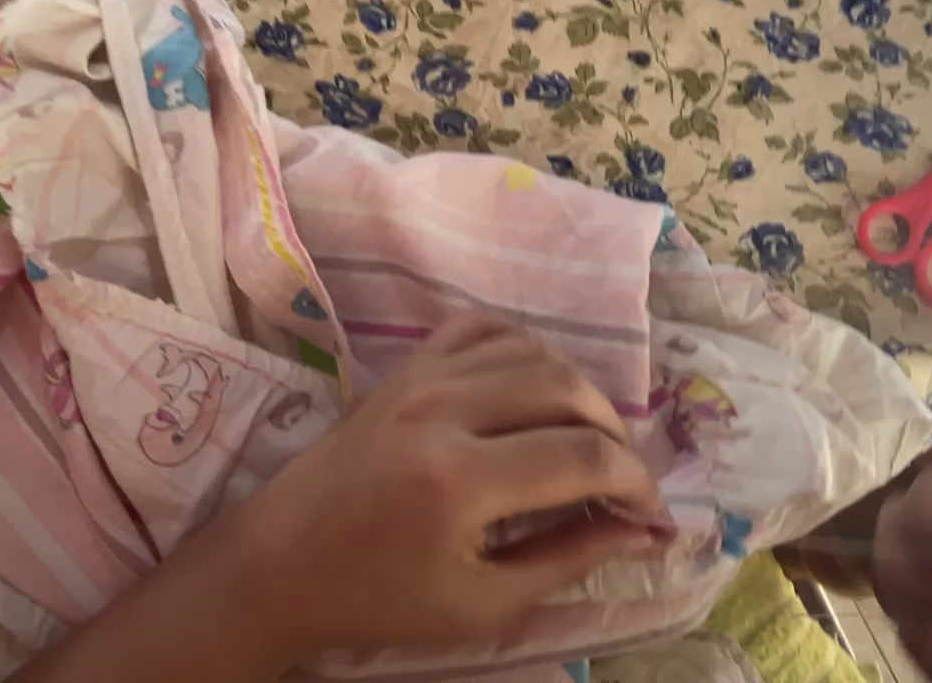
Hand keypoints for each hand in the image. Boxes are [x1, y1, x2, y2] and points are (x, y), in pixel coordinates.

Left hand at [222, 318, 666, 659]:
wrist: (283, 559)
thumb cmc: (379, 597)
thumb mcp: (481, 605)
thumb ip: (567, 558)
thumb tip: (638, 528)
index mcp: (459, 480)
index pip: (581, 456)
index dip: (633, 481)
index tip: (648, 509)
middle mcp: (443, 409)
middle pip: (564, 388)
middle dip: (612, 430)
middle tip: (619, 474)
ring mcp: (421, 376)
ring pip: (530, 350)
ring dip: (574, 386)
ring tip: (585, 432)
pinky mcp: (406, 365)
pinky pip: (480, 326)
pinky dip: (522, 345)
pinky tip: (534, 381)